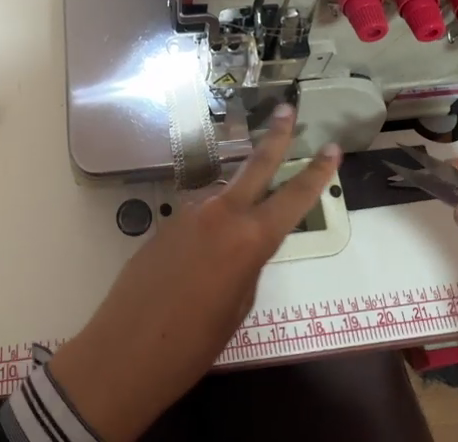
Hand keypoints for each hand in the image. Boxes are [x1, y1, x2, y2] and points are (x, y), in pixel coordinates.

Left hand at [49, 105, 339, 440]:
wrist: (125, 350)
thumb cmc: (193, 343)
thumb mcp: (238, 308)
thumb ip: (247, 266)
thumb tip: (242, 245)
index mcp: (248, 240)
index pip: (293, 199)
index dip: (316, 173)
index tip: (332, 147)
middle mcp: (219, 214)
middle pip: (255, 166)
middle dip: (274, 136)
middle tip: (287, 108)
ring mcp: (188, 214)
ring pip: (223, 195)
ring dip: (236, 198)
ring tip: (239, 231)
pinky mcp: (165, 223)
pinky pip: (198, 216)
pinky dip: (209, 224)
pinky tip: (202, 255)